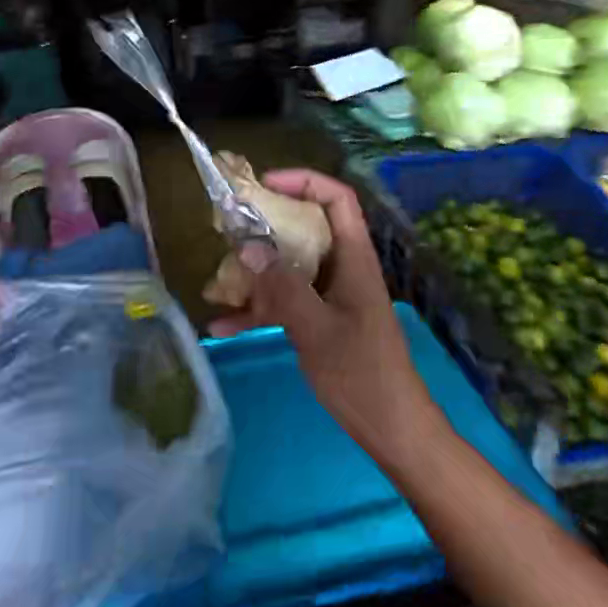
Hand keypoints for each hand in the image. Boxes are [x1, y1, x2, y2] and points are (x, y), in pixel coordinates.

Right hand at [211, 170, 440, 461]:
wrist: (390, 425)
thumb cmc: (361, 373)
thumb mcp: (317, 329)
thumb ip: (283, 288)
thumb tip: (248, 246)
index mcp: (354, 257)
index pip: (337, 198)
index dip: (304, 181)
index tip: (263, 186)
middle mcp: (343, 267)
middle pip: (307, 228)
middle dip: (267, 226)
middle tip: (228, 230)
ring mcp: (333, 294)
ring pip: (292, 266)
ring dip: (257, 272)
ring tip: (217, 281)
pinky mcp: (323, 320)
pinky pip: (287, 301)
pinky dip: (259, 308)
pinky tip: (221, 327)